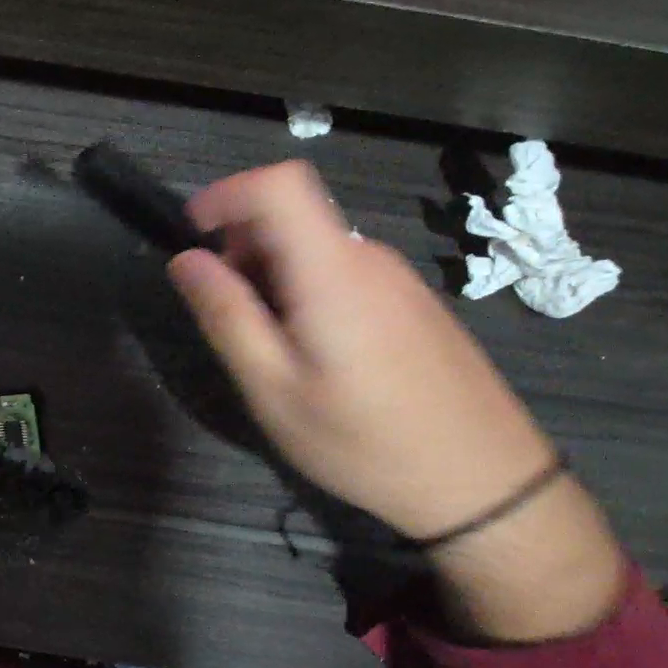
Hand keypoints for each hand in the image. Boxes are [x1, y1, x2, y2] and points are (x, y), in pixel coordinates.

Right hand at [169, 162, 623, 640]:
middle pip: (292, 217)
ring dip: (271, 276)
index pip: (280, 184)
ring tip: (266, 348)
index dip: (226, 193)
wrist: (484, 483)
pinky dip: (304, 291)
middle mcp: (370, 259)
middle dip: (240, 248)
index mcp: (332, 272)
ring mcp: (398, 280)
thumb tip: (184, 261)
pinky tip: (311, 356)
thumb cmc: (364, 441)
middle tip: (225, 314)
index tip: (192, 233)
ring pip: (314, 248)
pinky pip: (342, 273)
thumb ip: (226, 316)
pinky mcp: (412, 304)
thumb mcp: (273, 388)